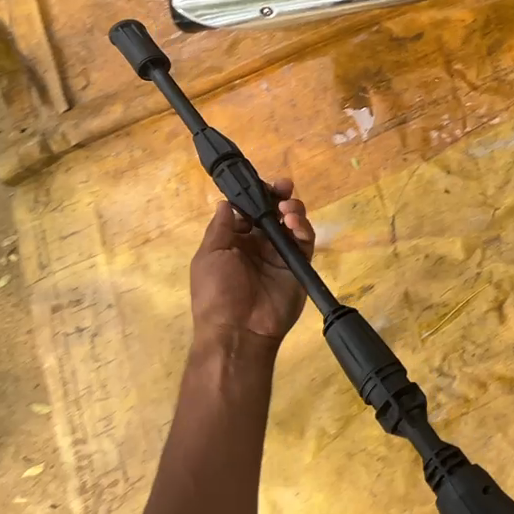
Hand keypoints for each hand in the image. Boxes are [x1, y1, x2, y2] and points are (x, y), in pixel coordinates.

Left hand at [189, 179, 315, 350]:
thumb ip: (220, 227)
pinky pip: (305, 240)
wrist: (239, 329)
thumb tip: (225, 201)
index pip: (249, 212)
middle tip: (283, 186)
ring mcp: (280, 254)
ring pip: (292, 222)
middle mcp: (259, 245)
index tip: (261, 184)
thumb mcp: (209, 256)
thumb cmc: (217, 292)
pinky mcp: (299, 263)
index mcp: (234, 243)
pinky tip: (294, 222)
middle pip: (273, 213)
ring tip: (288, 207)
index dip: (256, 197)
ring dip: (292, 209)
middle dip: (279, 196)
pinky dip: (302, 227)